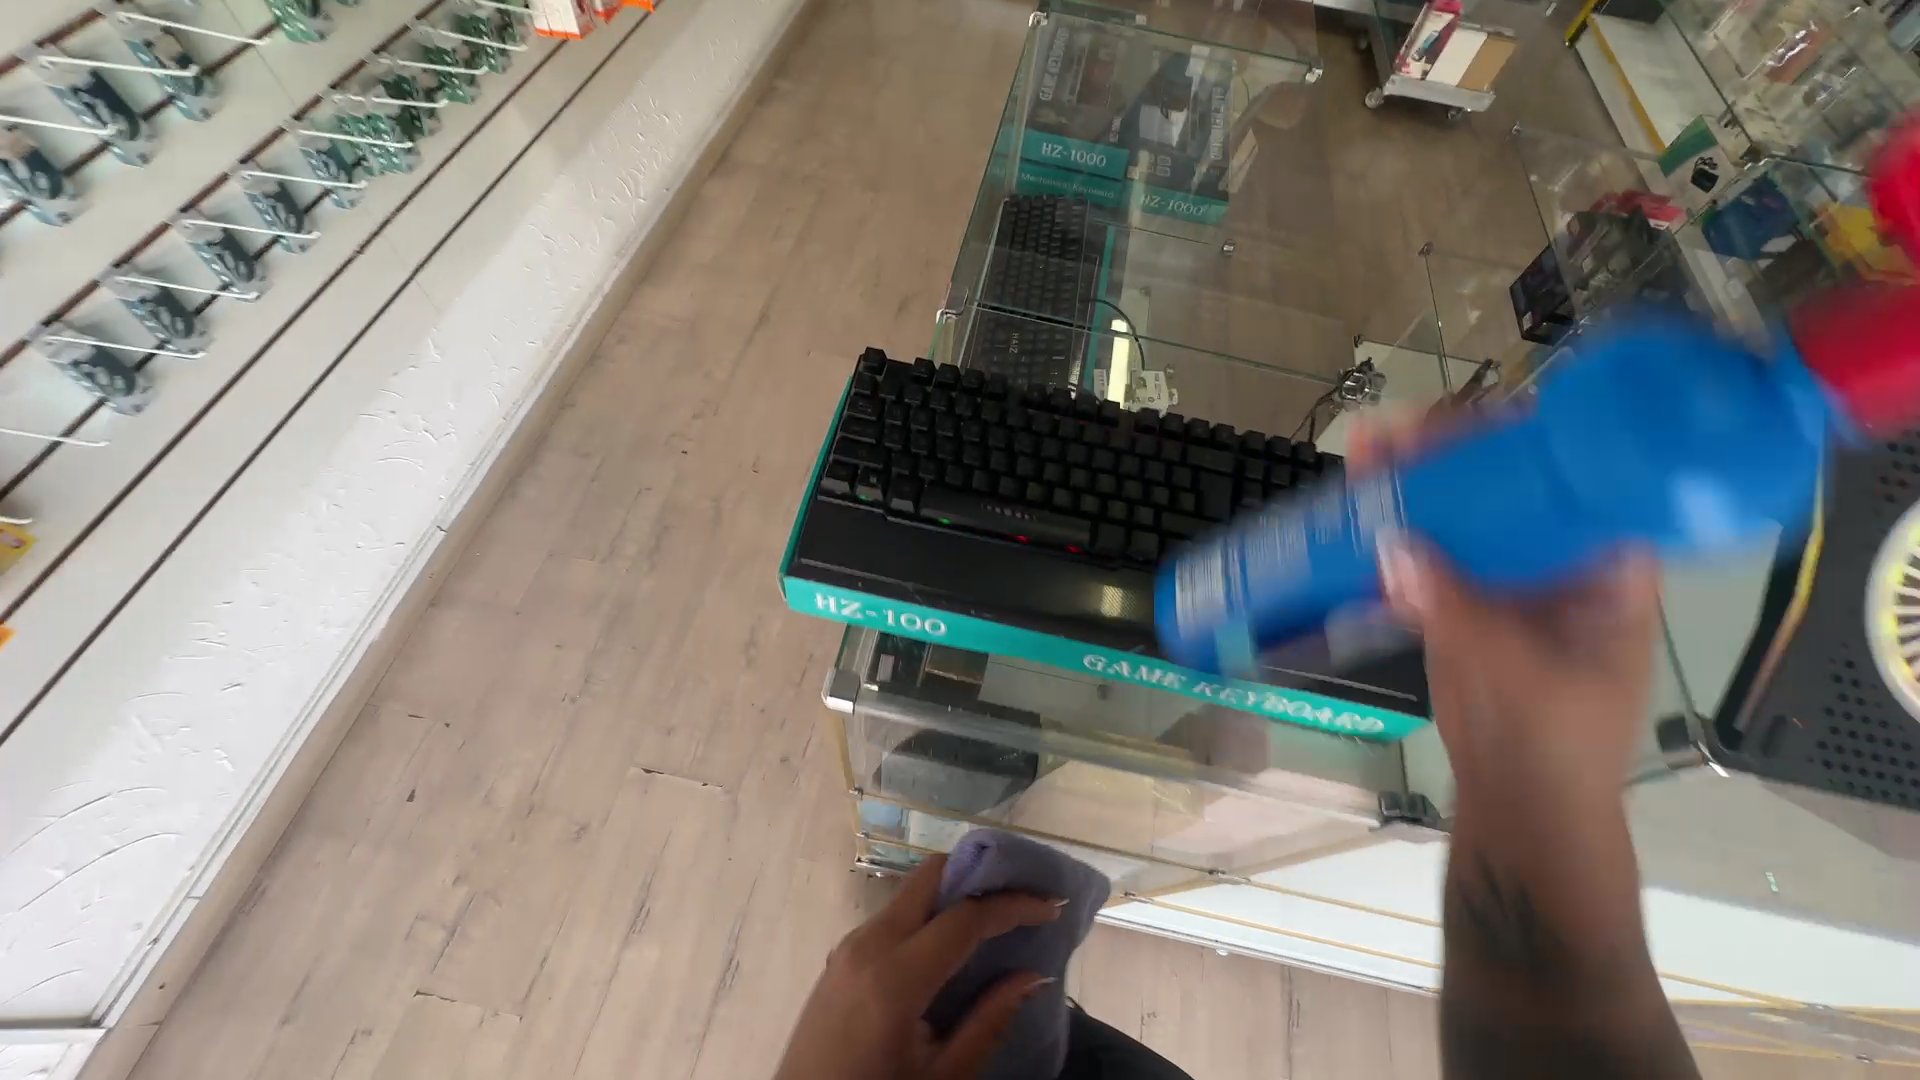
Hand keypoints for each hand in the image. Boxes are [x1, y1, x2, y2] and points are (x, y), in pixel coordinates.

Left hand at [773, 855, 1062, 1079]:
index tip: (1051, 905)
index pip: (964, 918)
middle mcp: (867, 943)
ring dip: (955, 891)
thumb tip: (1034, 975)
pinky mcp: (842, 953)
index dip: (1013, 905)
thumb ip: (988, 1020)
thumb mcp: (941, 1077)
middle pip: (930, 876)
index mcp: (894, 978)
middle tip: (1021, 891)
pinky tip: (955, 938)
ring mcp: (849, 944)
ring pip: (912, 891)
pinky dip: (930, 912)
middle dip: (980, 874)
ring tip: (997, 913)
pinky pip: (894, 914)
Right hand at [1352, 413, 1661, 800]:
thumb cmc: (1550, 739)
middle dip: (1450, 459)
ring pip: (1457, 519)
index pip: (1575, 482)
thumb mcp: (1510, 666)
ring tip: (1365, 452)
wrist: (1520, 800)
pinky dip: (1389, 535)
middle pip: (1505, 490)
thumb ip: (1454, 605)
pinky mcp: (1459, 603)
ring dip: (1411, 489)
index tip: (1470, 423)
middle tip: (1397, 433)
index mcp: (1601, 568)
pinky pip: (1424, 556)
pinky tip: (1354, 512)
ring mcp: (1502, 582)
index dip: (1526, 442)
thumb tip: (1393, 544)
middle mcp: (1555, 562)